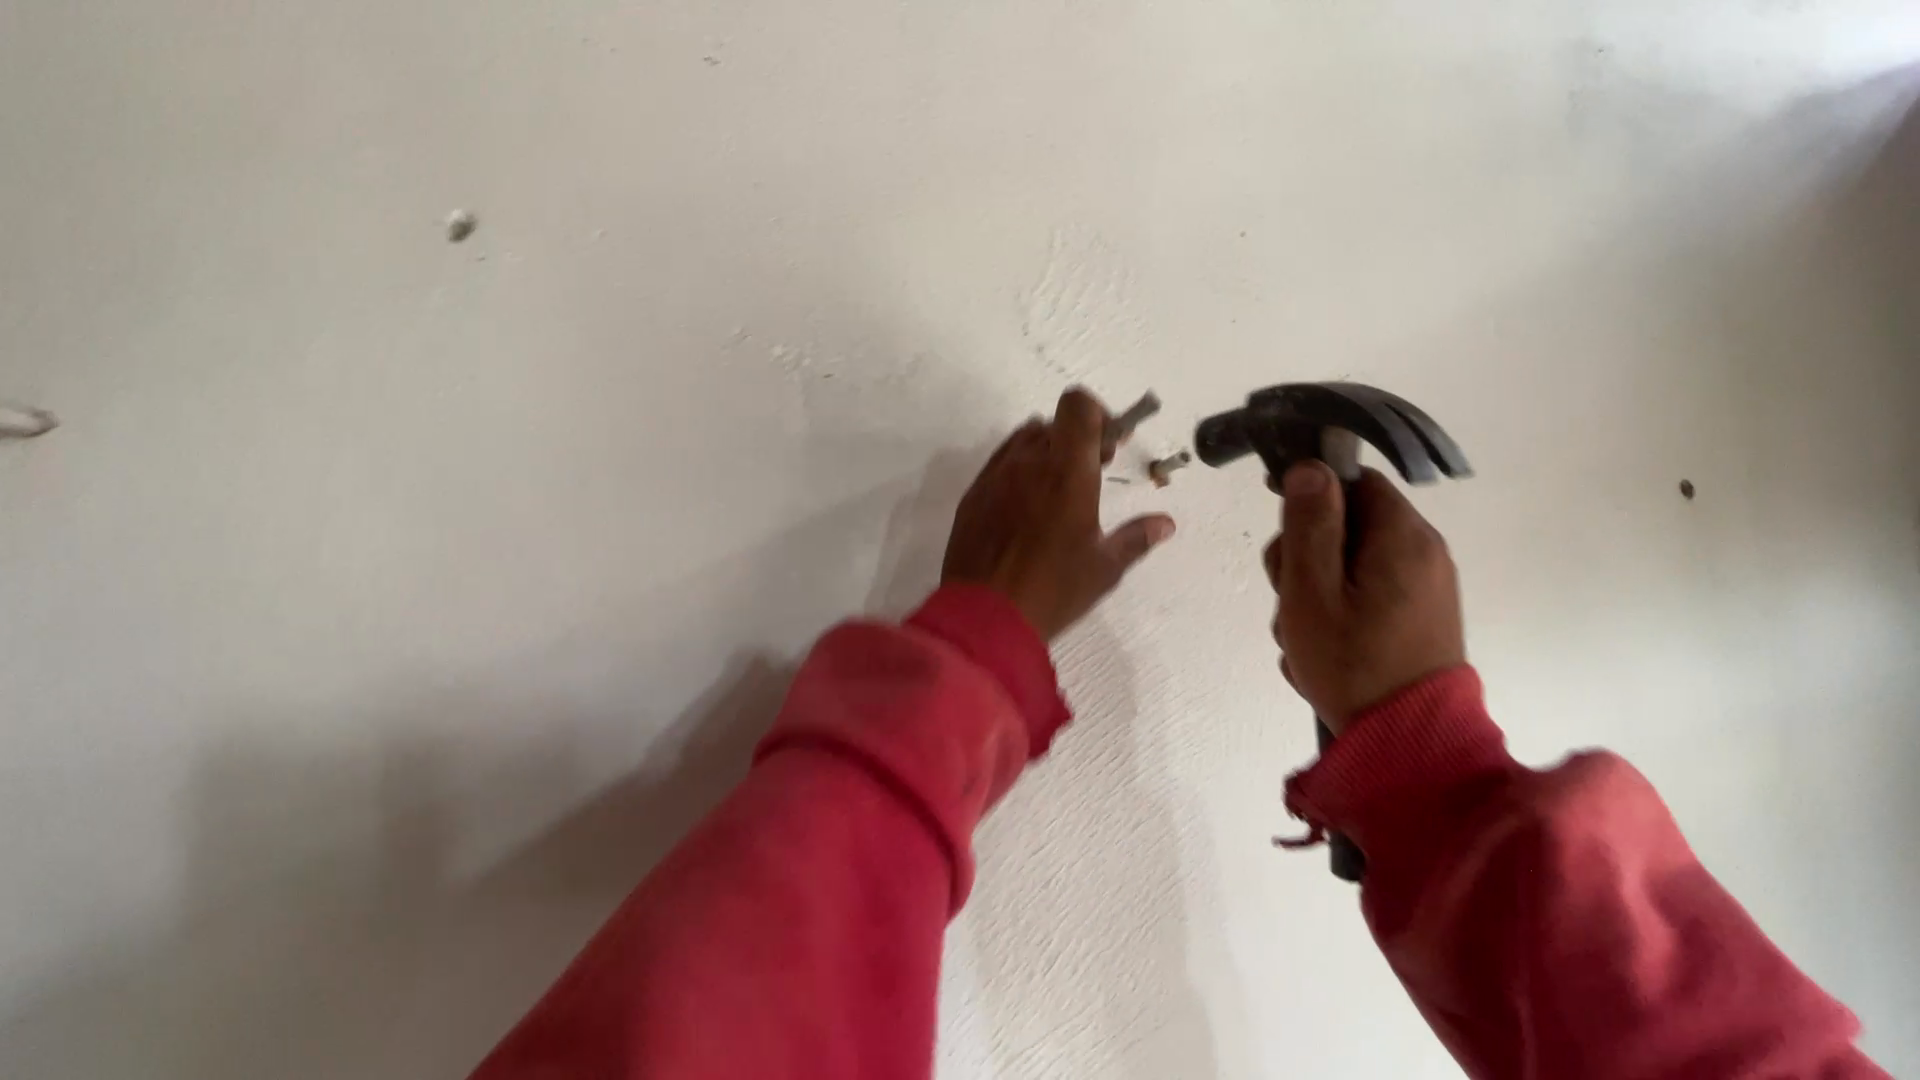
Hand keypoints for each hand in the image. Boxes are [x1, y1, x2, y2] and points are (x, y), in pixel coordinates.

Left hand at [942, 388, 1176, 640]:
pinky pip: (1000, 463)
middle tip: (1093, 472)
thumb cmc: (1053, 589)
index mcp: (1066, 471)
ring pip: (1024, 440)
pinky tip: (1026, 507)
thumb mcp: (1104, 568)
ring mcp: (995, 476)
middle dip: (1078, 438)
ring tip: (1058, 491)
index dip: (1098, 415)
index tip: (1110, 446)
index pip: (1078, 406)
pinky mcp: (973, 495)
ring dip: (1047, 451)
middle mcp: (1028, 463)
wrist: (984, 616)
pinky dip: (1019, 470)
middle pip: (1054, 423)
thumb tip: (1165, 524)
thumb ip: (1136, 538)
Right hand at [1265, 462, 1464, 732]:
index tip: (1284, 535)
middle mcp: (1422, 552)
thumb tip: (1309, 467)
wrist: (1408, 744)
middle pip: (1348, 525)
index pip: (1352, 481)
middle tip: (1289, 600)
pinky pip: (1365, 597)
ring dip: (1314, 593)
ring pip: (1350, 566)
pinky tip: (1322, 651)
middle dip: (1305, 556)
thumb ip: (1309, 525)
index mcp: (1401, 536)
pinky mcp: (1418, 619)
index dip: (1311, 498)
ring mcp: (1424, 588)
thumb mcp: (1312, 590)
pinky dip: (1337, 615)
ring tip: (1303, 637)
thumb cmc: (1351, 662)